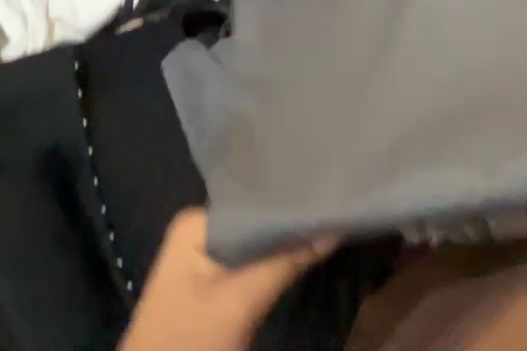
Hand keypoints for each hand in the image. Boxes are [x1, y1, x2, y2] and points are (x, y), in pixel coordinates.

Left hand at [120, 209, 337, 350]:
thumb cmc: (188, 344)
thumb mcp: (241, 302)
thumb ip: (287, 260)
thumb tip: (337, 224)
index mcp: (196, 223)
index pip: (254, 199)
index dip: (292, 198)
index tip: (332, 190)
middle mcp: (201, 232)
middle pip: (258, 219)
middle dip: (293, 220)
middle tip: (338, 204)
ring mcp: (206, 260)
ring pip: (259, 243)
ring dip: (288, 242)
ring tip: (333, 220)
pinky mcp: (215, 286)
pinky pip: (253, 263)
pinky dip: (277, 261)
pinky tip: (309, 252)